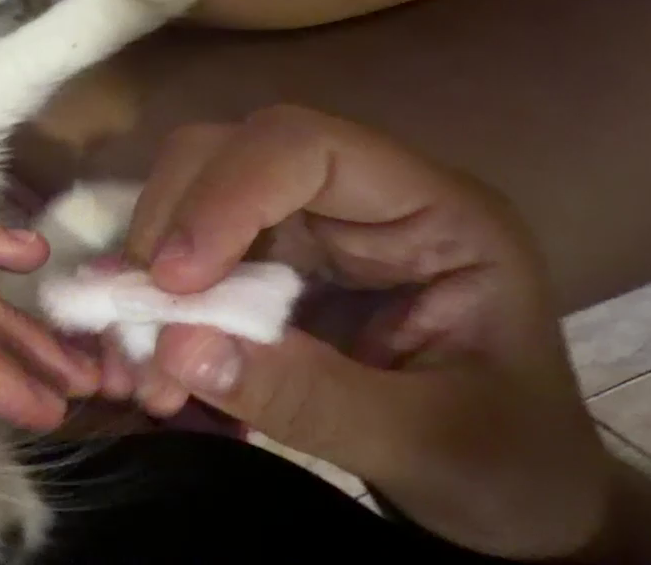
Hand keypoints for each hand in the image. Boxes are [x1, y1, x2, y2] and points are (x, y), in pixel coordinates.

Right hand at [120, 106, 614, 560]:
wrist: (511, 502)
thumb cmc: (509, 471)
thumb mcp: (431, 450)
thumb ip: (312, 399)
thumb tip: (176, 347)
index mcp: (432, 214)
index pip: (304, 148)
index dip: (226, 194)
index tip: (175, 280)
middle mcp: (354, 197)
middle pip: (224, 152)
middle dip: (168, 222)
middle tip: (140, 309)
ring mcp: (302, 221)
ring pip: (185, 189)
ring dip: (145, 259)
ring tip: (138, 343)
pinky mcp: (260, 254)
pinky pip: (178, 243)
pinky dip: (147, 290)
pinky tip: (146, 344)